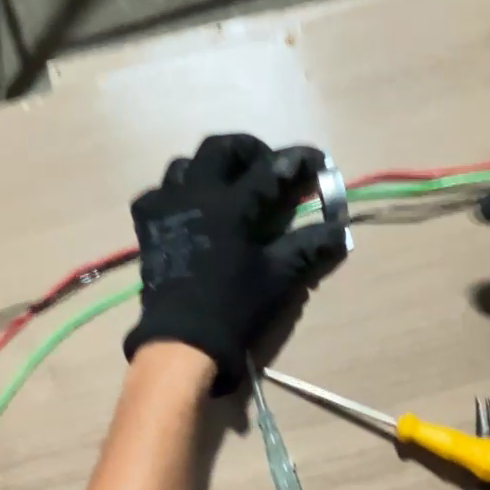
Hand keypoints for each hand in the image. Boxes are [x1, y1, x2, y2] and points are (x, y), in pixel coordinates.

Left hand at [124, 134, 350, 394]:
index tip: (319, 163)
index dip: (300, 161)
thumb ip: (310, 248)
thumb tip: (341, 232)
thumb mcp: (279, 278)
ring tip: (229, 185)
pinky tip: (190, 209)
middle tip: (269, 167)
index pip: (272, 168)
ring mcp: (166, 208)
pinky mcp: (148, 228)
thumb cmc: (234, 309)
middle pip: (221, 148)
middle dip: (250, 151)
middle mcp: (195, 194)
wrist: (182, 342)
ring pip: (185, 165)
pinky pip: (158, 193)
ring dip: (211, 167)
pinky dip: (177, 192)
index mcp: (232, 204)